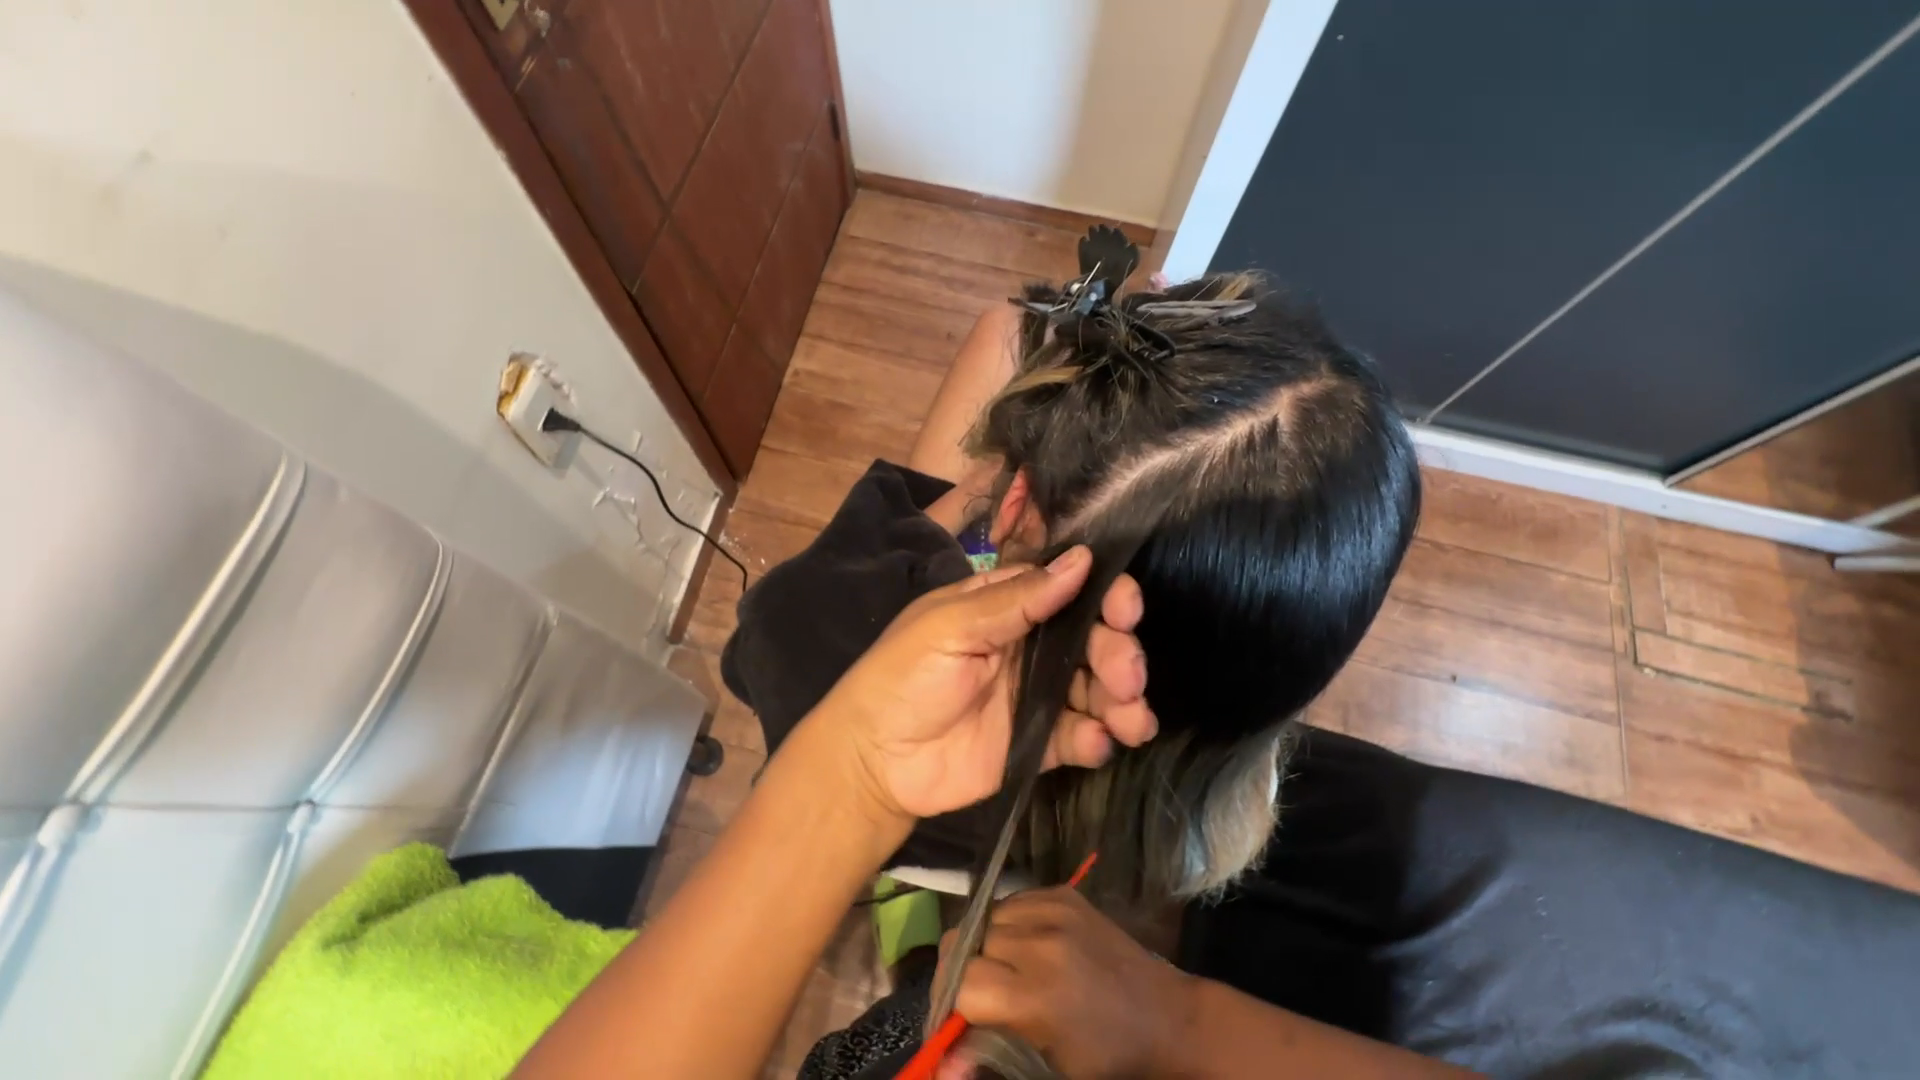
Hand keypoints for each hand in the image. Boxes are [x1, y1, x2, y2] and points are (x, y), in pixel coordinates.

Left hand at [809, 545, 1156, 821]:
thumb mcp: (951, 627)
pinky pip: (1080, 737)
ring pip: (1096, 690)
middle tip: (1126, 676)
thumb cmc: (902, 677)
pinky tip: (1098, 743)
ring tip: (1134, 718)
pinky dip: (1098, 739)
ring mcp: (1034, 696)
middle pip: (1092, 640)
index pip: (1069, 589)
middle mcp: (1028, 646)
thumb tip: (1083, 559)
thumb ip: (1018, 598)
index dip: (1105, 595)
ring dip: (1124, 700)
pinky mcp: (1037, 744)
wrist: (872, 761)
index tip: (1126, 609)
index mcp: (1006, 605)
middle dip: (1118, 654)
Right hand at [935, 887, 1192, 1078]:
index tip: (956, 1020)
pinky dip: (1009, 924)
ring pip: (985, 917)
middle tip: (980, 997)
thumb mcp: (1047, 1068)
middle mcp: (1041, 941)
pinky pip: (1012, 901)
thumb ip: (989, 1057)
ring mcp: (1054, 909)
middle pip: (965, 941)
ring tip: (1008, 971)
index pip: (960, 980)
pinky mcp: (1064, 893)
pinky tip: (1028, 947)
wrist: (1167, 1018)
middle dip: (964, 971)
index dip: (950, 1002)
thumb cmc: (1107, 1058)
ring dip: (986, 944)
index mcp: (1036, 994)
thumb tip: (941, 1065)